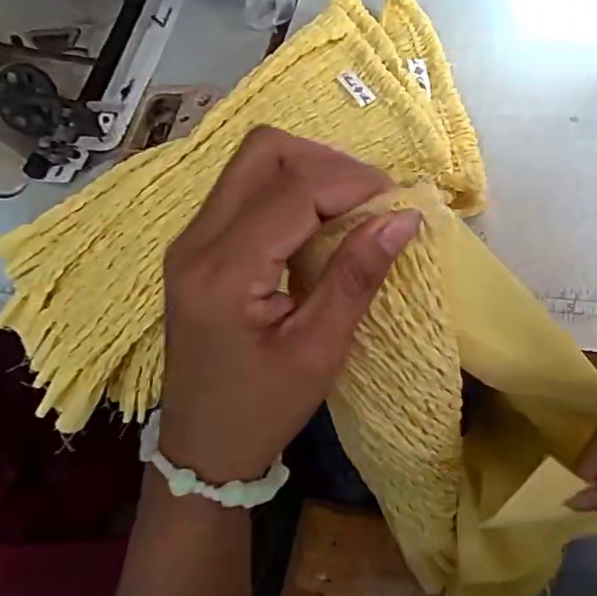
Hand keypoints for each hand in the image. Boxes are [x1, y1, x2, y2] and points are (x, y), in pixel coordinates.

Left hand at [157, 128, 421, 485]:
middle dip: (330, 163)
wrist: (203, 445)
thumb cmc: (264, 409)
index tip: (400, 206)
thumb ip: (356, 276)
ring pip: (254, 162)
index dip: (354, 184)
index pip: (294, 189)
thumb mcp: (319, 350)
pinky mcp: (199, 246)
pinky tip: (324, 221)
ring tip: (356, 207)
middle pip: (264, 151)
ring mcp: (192, 239)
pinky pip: (247, 188)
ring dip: (312, 171)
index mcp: (224, 271)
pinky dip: (294, 189)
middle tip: (375, 199)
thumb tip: (404, 217)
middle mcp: (197, 240)